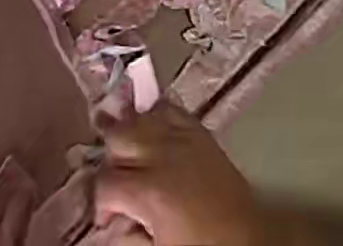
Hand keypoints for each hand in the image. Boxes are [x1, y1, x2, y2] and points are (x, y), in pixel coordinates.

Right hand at [94, 103, 264, 245]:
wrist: (242, 235)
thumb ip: (126, 237)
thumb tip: (111, 225)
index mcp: (150, 191)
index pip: (105, 182)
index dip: (100, 202)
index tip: (108, 218)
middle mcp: (163, 154)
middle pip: (118, 137)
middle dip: (108, 157)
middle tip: (114, 180)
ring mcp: (182, 137)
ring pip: (141, 117)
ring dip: (128, 132)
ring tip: (126, 153)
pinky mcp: (199, 130)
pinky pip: (169, 110)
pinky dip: (154, 116)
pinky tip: (151, 130)